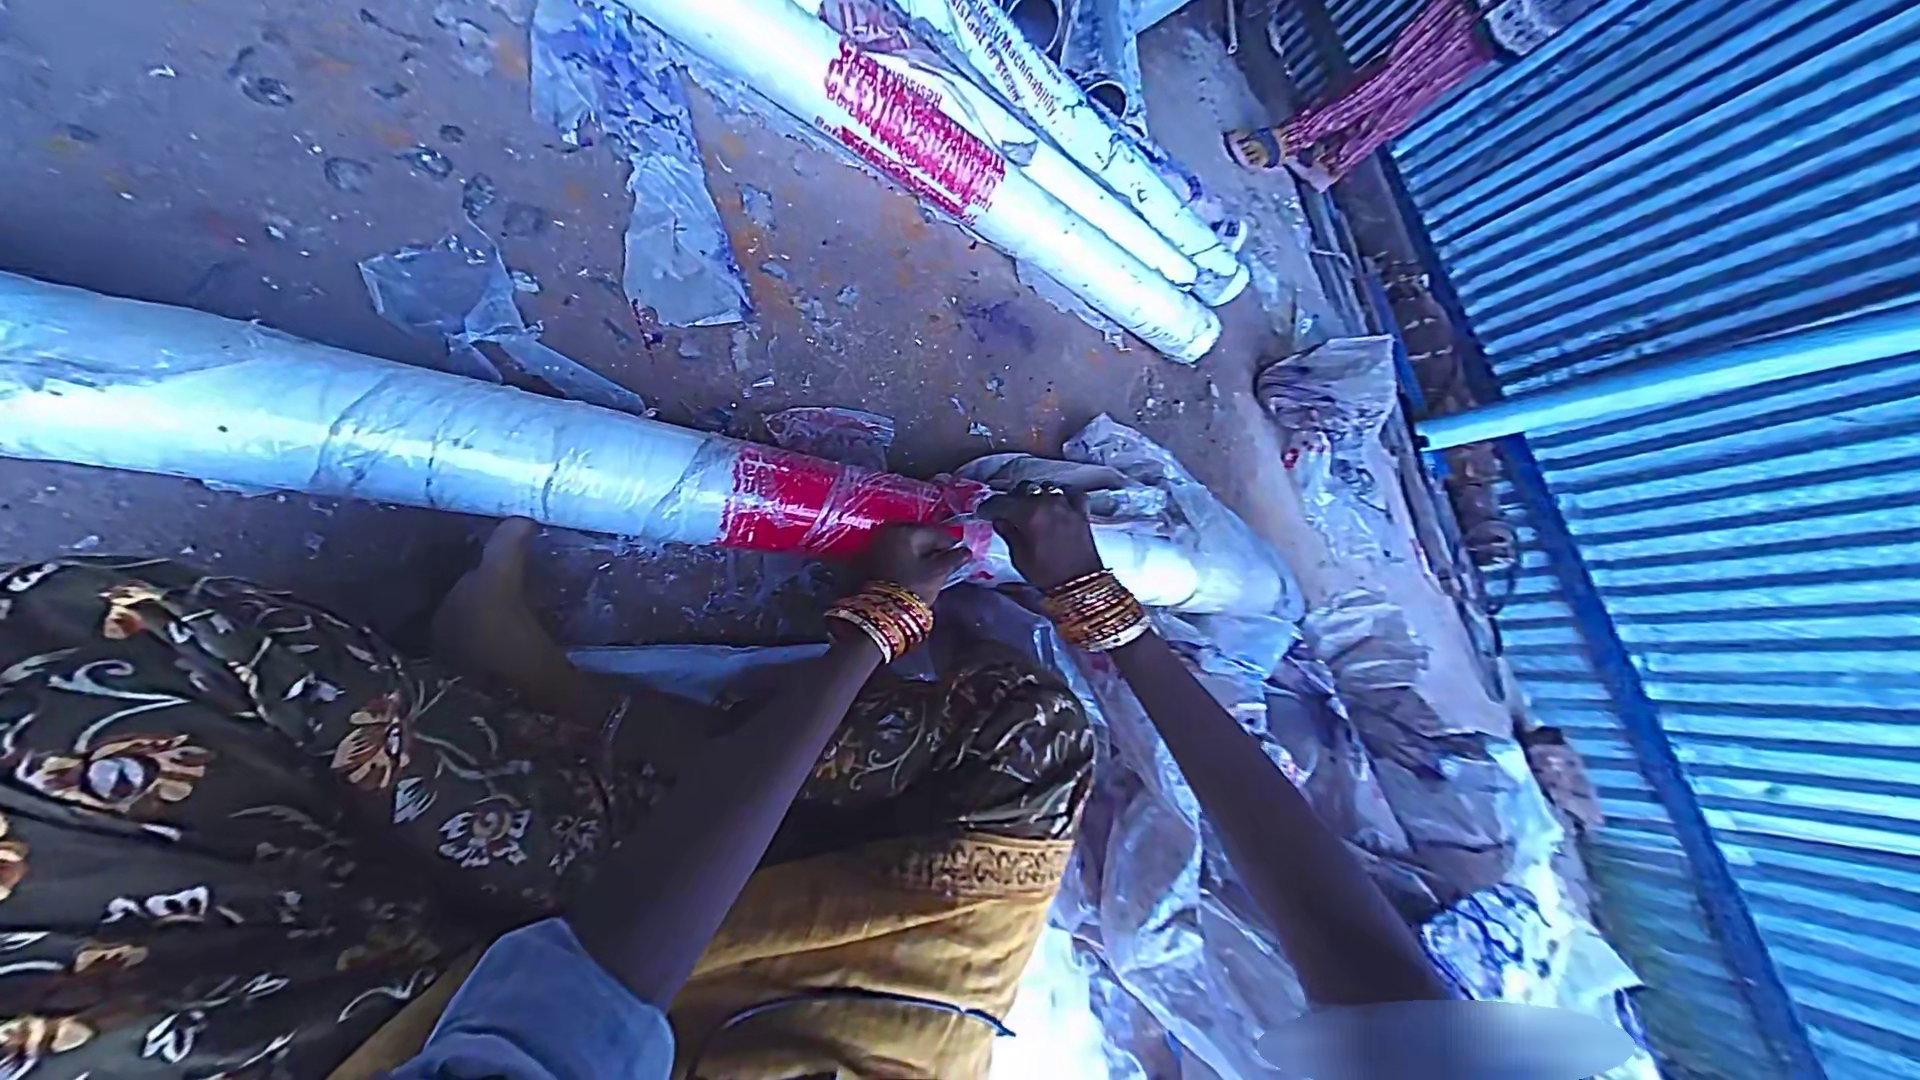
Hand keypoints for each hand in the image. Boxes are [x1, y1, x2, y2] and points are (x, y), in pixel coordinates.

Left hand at [865, 524, 971, 604]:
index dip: (950, 544)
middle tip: (945, 559)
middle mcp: (887, 531)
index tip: (960, 554)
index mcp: (905, 531)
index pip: (935, 532)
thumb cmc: (911, 588)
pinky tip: (912, 568)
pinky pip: (893, 552)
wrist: (879, 612)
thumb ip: (953, 559)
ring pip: (904, 543)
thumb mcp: (936, 573)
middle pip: (917, 535)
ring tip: (930, 565)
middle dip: (932, 546)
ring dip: (917, 551)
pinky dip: (904, 557)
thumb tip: (966, 551)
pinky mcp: (868, 558)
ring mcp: (875, 544)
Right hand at [978, 484, 1103, 589]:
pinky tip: (1058, 502)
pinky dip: (1063, 495)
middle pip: (1024, 489)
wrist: (1080, 584)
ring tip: (1032, 507)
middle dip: (1012, 498)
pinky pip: (1071, 493)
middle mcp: (1046, 502)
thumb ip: (1008, 533)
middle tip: (1007, 512)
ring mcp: (1066, 504)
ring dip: (1036, 495)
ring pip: (1046, 487)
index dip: (988, 506)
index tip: (983, 512)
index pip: (1001, 502)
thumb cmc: (1045, 574)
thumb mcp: (1019, 556)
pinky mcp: (1081, 511)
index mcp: (1027, 513)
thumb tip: (1000, 520)